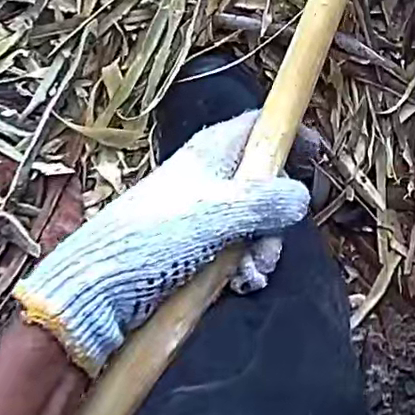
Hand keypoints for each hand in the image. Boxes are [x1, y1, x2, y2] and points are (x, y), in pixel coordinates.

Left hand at [13, 110, 308, 372]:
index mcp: (213, 150)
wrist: (95, 290)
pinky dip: (243, 265)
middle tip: (270, 247)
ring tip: (249, 275)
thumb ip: (265, 200)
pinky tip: (237, 285)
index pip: (260, 124)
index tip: (318, 154)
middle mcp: (211, 175)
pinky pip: (236, 247)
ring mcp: (204, 211)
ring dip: (262, 247)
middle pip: (266, 179)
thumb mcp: (217, 212)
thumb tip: (304, 194)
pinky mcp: (196, 246)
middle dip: (278, 214)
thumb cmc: (154, 236)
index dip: (289, 133)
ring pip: (255, 219)